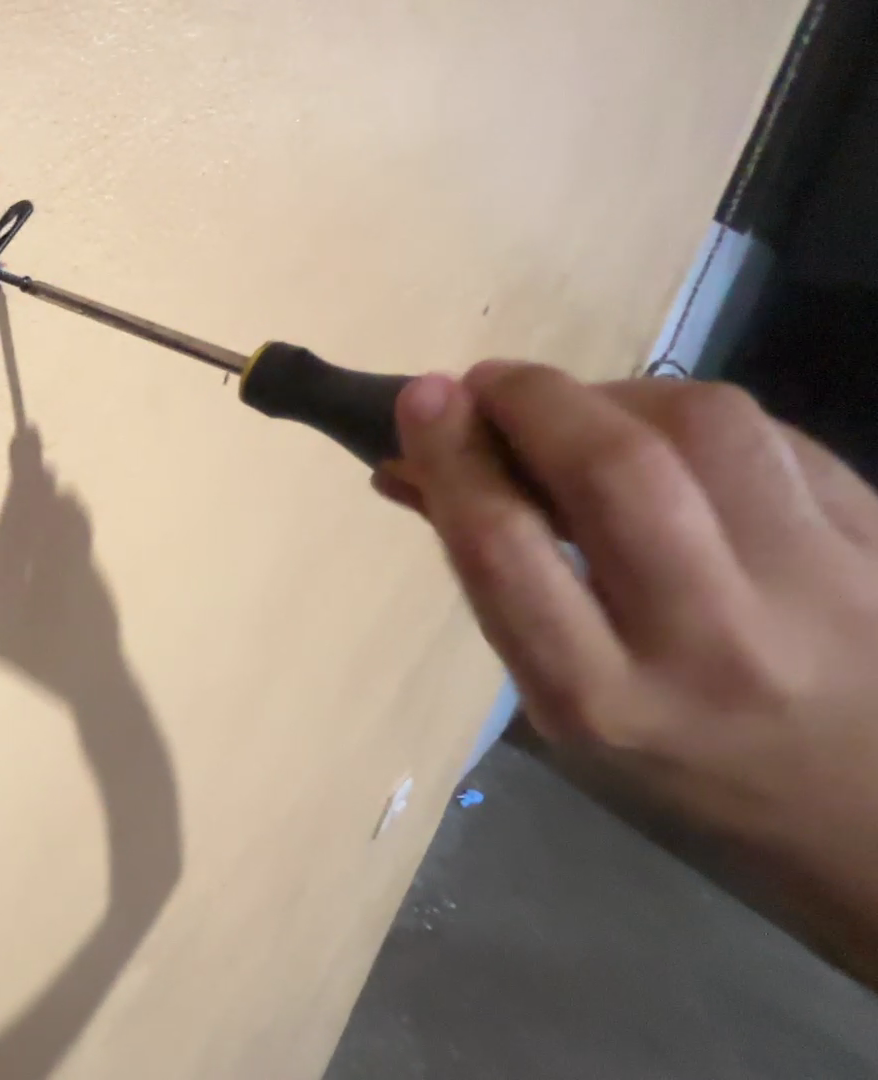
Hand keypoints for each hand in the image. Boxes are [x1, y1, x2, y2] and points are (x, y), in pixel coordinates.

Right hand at [390, 362, 877, 965]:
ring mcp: (822, 589)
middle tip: (485, 383)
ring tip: (573, 409)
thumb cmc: (679, 769)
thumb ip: (493, 578)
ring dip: (613, 393)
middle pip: (613, 470)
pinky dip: (689, 416)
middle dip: (532, 399)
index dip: (453, 457)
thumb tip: (409, 467)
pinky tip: (661, 437)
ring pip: (707, 430)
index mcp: (599, 696)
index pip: (504, 547)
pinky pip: (773, 438)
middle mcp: (709, 643)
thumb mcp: (558, 696)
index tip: (419, 398)